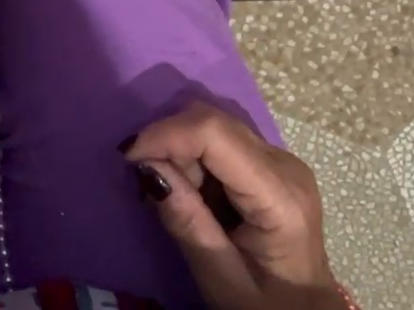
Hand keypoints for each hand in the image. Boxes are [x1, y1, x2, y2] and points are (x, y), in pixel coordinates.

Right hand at [124, 102, 345, 309]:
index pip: (215, 134)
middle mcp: (284, 162)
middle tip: (151, 185)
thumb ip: (187, 222)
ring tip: (175, 194)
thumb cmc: (266, 307)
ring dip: (180, 149)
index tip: (129, 158)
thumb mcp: (221, 280)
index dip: (166, 134)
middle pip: (212, 121)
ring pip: (212, 124)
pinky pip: (219, 138)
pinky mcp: (268, 160)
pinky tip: (192, 189)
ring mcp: (279, 157)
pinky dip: (192, 155)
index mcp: (281, 195)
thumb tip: (146, 166)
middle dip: (170, 143)